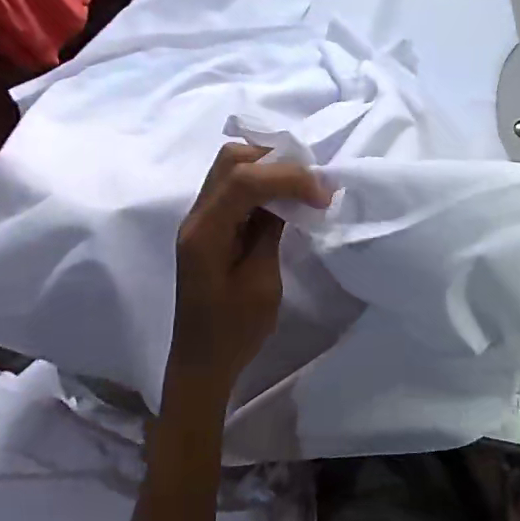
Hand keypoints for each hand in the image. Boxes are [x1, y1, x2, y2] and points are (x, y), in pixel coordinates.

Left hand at [165, 143, 331, 407]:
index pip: (243, 180)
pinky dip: (264, 184)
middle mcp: (197, 217)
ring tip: (304, 188)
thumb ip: (270, 232)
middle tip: (313, 184)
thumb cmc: (234, 331)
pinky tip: (287, 200)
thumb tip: (288, 199)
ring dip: (271, 169)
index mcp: (205, 233)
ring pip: (232, 168)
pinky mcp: (212, 227)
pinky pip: (236, 188)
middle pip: (231, 160)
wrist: (203, 360)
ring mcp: (201, 220)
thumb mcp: (261, 283)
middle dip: (277, 161)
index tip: (323, 195)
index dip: (288, 176)